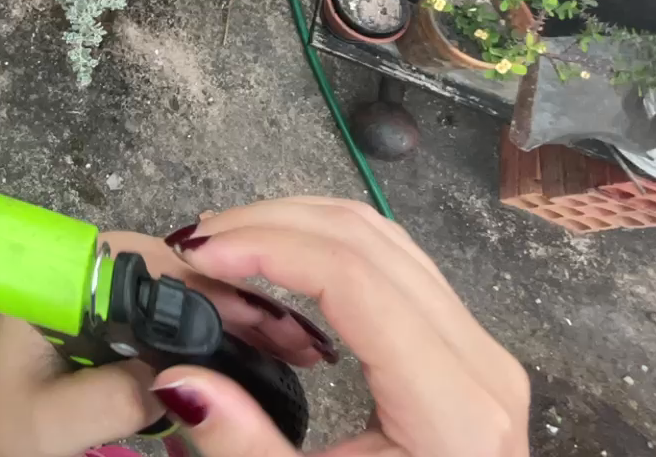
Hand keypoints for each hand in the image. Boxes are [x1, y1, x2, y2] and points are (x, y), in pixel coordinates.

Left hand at [0, 231, 329, 456]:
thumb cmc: (3, 429)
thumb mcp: (53, 422)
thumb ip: (111, 398)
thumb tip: (184, 380)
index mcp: (52, 278)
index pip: (131, 258)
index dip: (195, 278)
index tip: (255, 311)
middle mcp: (74, 274)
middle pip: (158, 268)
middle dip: (223, 293)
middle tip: (291, 334)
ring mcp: (91, 295)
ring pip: (166, 289)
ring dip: (222, 310)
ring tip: (286, 342)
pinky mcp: (105, 321)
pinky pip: (160, 315)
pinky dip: (203, 330)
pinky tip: (246, 351)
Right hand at [153, 198, 528, 456]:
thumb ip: (245, 450)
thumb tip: (176, 376)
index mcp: (453, 409)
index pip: (351, 277)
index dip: (264, 247)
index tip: (194, 255)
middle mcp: (479, 361)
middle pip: (360, 239)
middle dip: (263, 224)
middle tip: (192, 245)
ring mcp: (477, 346)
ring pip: (374, 232)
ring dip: (287, 221)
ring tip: (219, 243)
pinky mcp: (462, 341)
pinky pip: (387, 253)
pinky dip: (318, 235)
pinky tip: (271, 253)